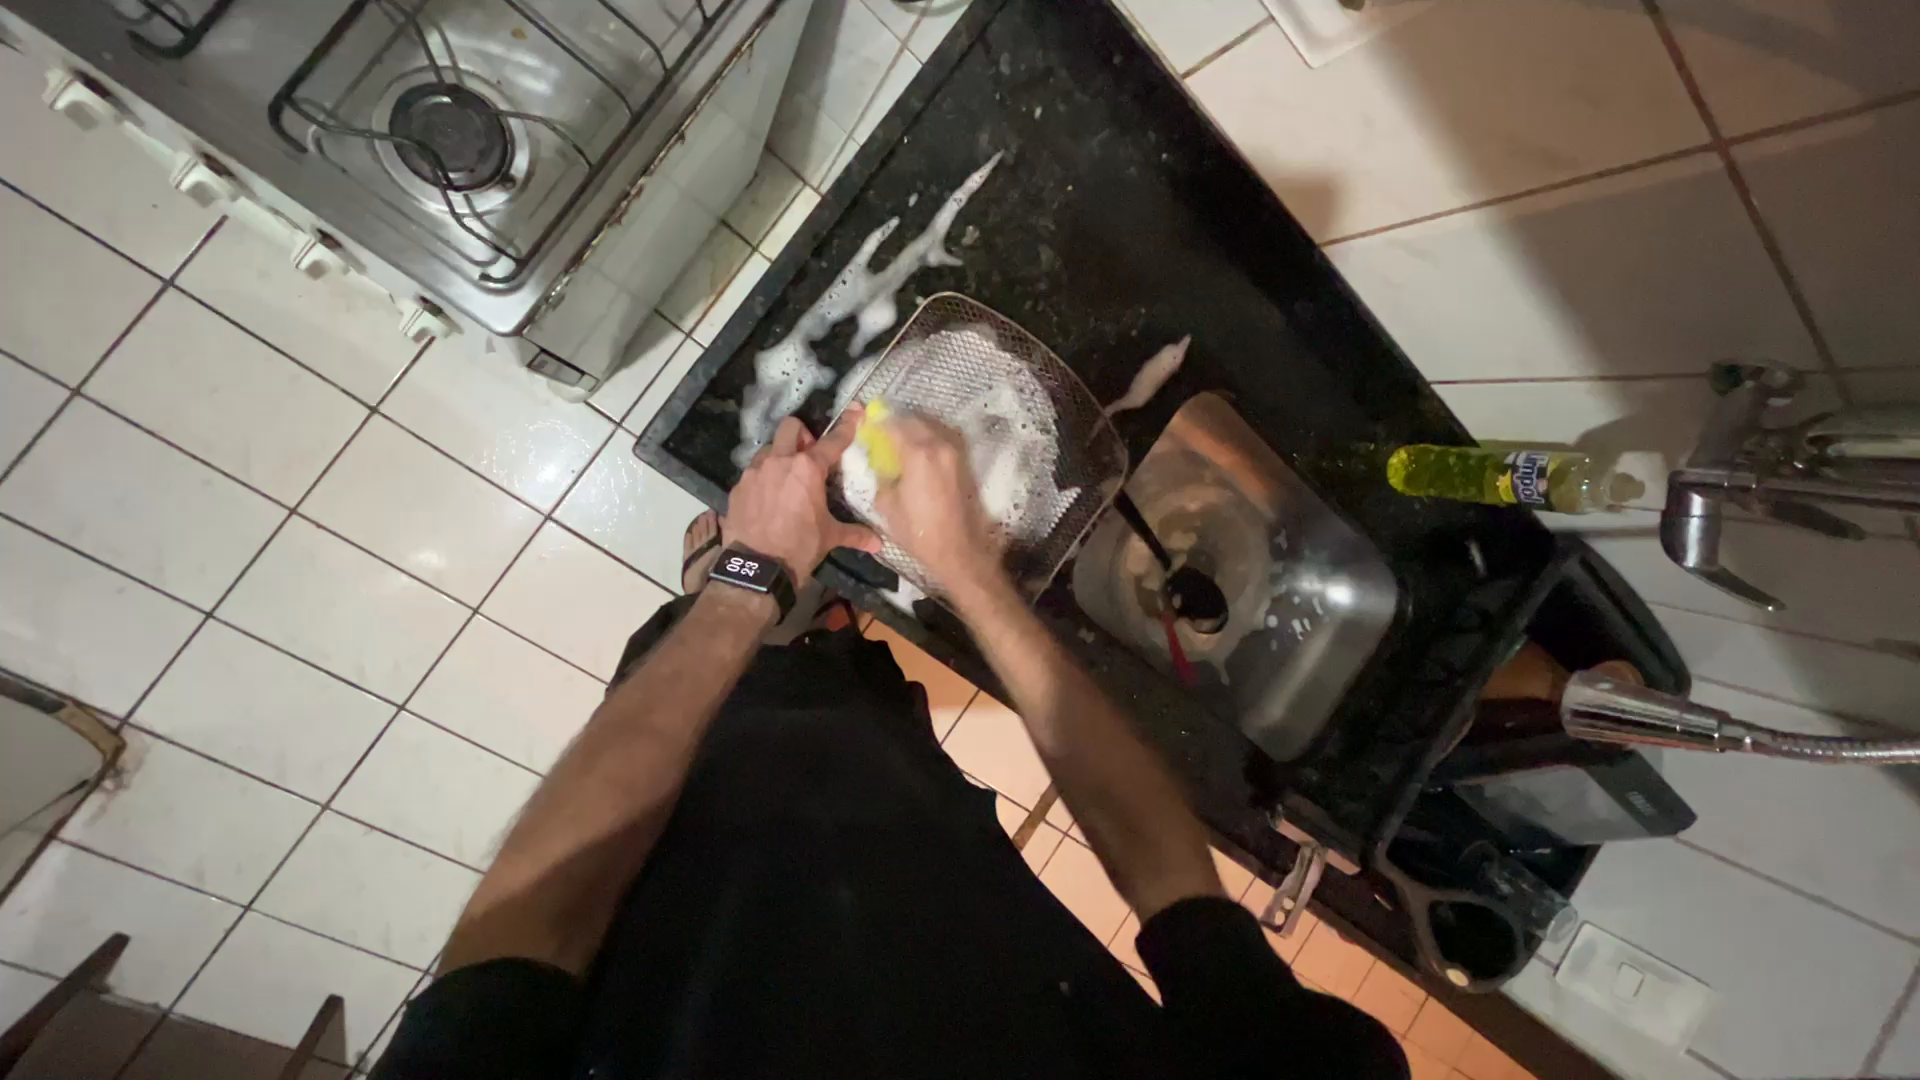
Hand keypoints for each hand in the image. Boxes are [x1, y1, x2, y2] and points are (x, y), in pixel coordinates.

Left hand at [726, 410, 880, 586]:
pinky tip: (769, 499)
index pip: (832, 441)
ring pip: (769, 449)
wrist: (755, 567)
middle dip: (802, 434)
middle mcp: (779, 462)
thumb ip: (854, 534)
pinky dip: (764, 479)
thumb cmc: (799, 547)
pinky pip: (753, 472)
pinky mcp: (738, 487)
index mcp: (807, 469)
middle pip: (791, 427)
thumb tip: (878, 543)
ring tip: (787, 480)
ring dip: (780, 457)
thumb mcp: (830, 538)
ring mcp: (754, 472)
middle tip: (809, 455)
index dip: (847, 425)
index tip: (856, 412)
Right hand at [873, 414, 1004, 596]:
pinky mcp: (963, 463)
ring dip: (914, 429)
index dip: (878, 421)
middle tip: (882, 432)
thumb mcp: (887, 504)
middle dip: (896, 423)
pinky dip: (927, 440)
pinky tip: (917, 454)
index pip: (893, 424)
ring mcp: (954, 453)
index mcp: (918, 453)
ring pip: (930, 428)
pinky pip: (940, 441)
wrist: (956, 548)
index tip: (867, 422)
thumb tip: (881, 463)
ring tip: (899, 442)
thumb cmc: (918, 530)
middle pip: (914, 421)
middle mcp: (939, 446)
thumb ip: (882, 475)